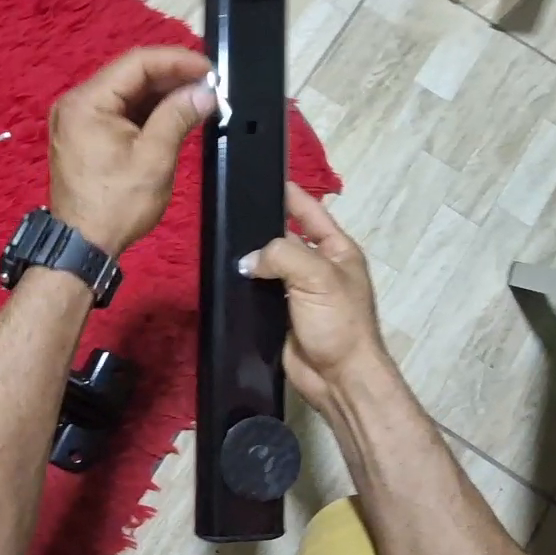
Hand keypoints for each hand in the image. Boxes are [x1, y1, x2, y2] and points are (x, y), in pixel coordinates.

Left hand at [48, 47, 215, 255]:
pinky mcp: (85, 136)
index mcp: (87, 102)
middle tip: (209, 85)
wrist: (83, 246)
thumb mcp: (154, 159)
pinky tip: (175, 115)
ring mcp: (78, 120)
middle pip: (130, 76)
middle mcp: (77, 103)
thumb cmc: (117, 205)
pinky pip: (119, 113)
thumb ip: (178, 117)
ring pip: (126, 94)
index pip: (136, 63)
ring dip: (162, 95)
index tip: (209, 70)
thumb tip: (205, 92)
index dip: (176, 61)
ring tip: (198, 98)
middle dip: (171, 78)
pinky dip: (147, 112)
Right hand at [239, 184, 389, 407]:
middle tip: (225, 212)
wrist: (338, 378)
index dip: (289, 193)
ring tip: (217, 241)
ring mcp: (298, 291)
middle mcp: (317, 266)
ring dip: (248, 258)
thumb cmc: (338, 322)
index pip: (310, 210)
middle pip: (284, 237)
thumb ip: (281, 255)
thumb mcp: (317, 276)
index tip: (260, 176)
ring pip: (267, 264)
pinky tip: (222, 277)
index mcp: (337, 249)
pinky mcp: (279, 314)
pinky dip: (242, 285)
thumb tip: (247, 260)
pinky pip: (257, 291)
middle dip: (259, 227)